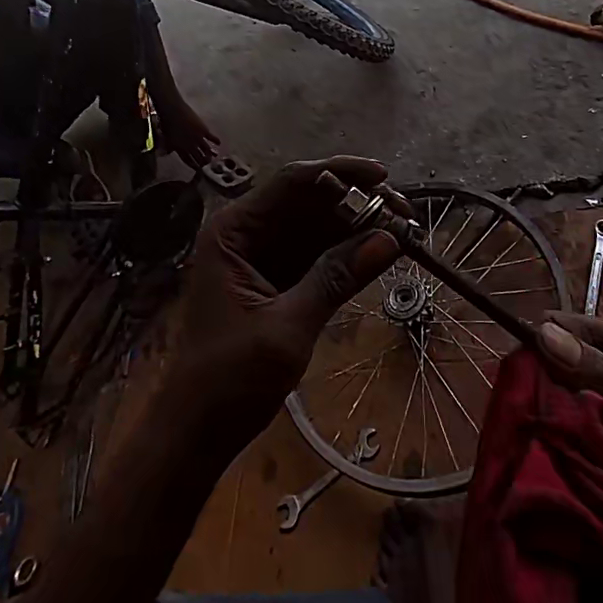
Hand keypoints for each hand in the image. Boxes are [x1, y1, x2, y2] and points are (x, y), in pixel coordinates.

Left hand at [157, 97, 219, 169]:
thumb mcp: (166, 139)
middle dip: (203, 162)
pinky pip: (211, 138)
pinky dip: (216, 141)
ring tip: (214, 158)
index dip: (193, 166)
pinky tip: (219, 144)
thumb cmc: (167, 124)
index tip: (197, 170)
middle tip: (208, 166)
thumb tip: (167, 154)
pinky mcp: (204, 131)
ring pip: (206, 150)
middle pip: (198, 157)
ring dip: (210, 154)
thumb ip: (168, 148)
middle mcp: (191, 147)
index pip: (188, 160)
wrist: (174, 112)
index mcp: (180, 149)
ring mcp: (198, 139)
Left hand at [160, 156, 403, 443]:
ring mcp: (264, 255)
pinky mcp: (279, 277)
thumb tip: (390, 240)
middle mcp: (248, 233)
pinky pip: (319, 251)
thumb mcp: (288, 326)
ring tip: (403, 230)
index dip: (340, 172)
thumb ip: (336, 278)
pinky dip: (349, 250)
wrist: (198, 430)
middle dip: (357, 202)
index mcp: (233, 231)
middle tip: (404, 213)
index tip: (383, 177)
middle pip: (309, 200)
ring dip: (359, 225)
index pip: (291, 182)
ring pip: (318, 224)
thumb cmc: (229, 378)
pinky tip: (381, 250)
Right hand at [540, 314, 602, 602]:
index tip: (507, 366)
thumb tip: (544, 331)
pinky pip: (594, 419)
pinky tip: (558, 445)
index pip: (581, 326)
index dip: (544, 340)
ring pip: (581, 389)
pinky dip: (576, 428)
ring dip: (560, 405)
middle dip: (550, 375)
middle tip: (519, 405)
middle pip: (578, 355)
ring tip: (530, 426)